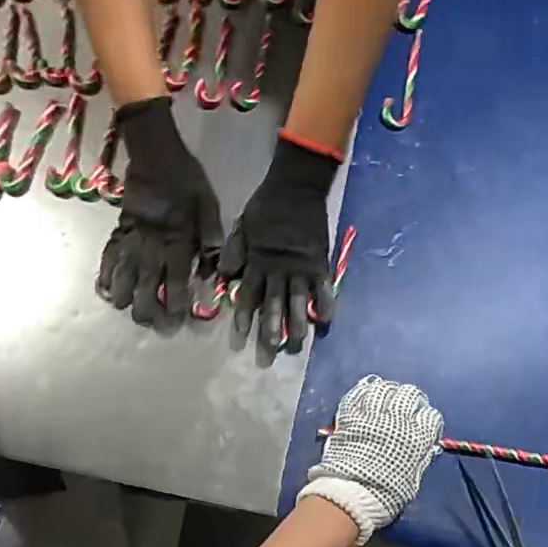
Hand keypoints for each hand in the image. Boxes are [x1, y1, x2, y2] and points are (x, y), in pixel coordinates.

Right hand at [97, 96, 221, 326]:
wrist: (154, 155)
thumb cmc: (186, 181)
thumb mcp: (209, 206)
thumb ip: (211, 238)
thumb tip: (212, 271)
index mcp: (178, 242)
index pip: (177, 281)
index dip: (177, 305)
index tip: (177, 321)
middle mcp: (152, 247)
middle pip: (146, 288)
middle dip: (149, 311)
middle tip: (154, 323)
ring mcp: (132, 241)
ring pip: (123, 279)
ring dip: (125, 298)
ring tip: (130, 309)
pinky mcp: (118, 233)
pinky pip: (107, 259)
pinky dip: (104, 276)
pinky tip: (105, 291)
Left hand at [223, 134, 339, 354]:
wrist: (296, 186)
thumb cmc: (264, 208)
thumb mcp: (241, 228)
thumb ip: (233, 253)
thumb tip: (223, 278)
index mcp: (256, 264)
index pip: (247, 299)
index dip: (243, 322)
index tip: (238, 343)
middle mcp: (278, 271)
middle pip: (273, 308)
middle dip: (269, 335)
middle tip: (265, 360)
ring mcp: (301, 268)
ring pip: (298, 304)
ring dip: (296, 329)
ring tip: (294, 350)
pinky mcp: (320, 262)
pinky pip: (324, 288)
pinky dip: (325, 305)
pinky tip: (324, 324)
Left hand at [298, 376, 442, 544]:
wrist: (350, 493)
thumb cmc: (385, 494)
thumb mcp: (412, 479)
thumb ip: (419, 458)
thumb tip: (426, 448)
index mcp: (417, 437)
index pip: (430, 416)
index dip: (427, 418)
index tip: (423, 423)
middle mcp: (396, 421)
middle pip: (409, 395)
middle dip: (411, 398)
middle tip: (406, 404)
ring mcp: (371, 416)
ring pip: (383, 389)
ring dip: (387, 390)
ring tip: (386, 395)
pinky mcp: (349, 417)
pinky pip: (356, 395)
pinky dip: (362, 391)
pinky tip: (365, 392)